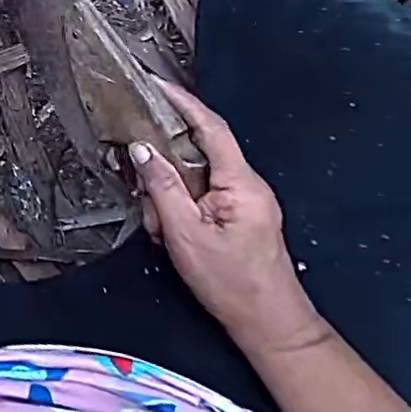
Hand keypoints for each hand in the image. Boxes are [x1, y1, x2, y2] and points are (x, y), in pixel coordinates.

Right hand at [130, 81, 329, 354]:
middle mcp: (246, 185)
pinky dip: (174, 203)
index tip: (155, 83)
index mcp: (242, 185)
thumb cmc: (234, 285)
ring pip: (190, 173)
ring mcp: (242, 198)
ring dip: (165, 192)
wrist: (271, 328)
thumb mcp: (186, 233)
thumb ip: (161, 186)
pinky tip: (166, 227)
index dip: (182, 101)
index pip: (211, 128)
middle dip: (161, 163)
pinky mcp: (234, 211)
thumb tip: (141, 148)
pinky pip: (195, 190)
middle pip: (194, 149)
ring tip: (157, 223)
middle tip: (139, 180)